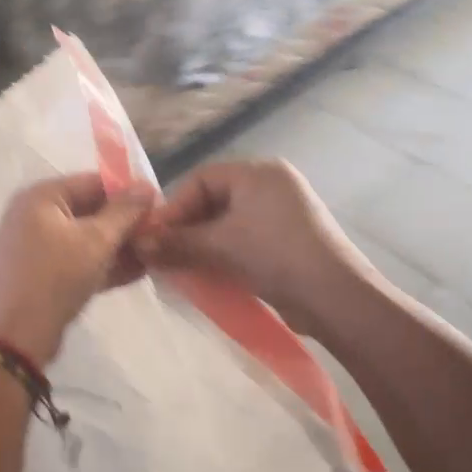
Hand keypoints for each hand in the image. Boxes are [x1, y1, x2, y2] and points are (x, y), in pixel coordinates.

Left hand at [0, 173, 157, 366]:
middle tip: (161, 234)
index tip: (160, 207)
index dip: (128, 193)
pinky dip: (103, 264)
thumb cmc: (55, 277)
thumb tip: (146, 185)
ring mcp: (36, 246)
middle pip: (89, 210)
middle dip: (125, 223)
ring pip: (85, 238)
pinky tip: (138, 272)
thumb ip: (124, 212)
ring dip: (119, 247)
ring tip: (156, 255)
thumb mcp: (96, 241)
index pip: (93, 182)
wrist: (14, 337)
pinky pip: (77, 260)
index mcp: (41, 196)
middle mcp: (35, 214)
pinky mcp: (42, 274)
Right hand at [136, 159, 387, 342]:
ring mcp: (283, 214)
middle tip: (164, 254)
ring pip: (228, 224)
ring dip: (203, 245)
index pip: (201, 179)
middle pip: (214, 201)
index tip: (155, 236)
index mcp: (258, 172)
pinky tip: (209, 276)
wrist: (336, 298)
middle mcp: (272, 185)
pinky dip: (224, 255)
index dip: (175, 206)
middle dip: (187, 229)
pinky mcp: (289, 242)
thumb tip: (136, 245)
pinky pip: (245, 241)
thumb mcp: (220, 246)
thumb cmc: (275, 255)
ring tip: (182, 268)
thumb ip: (176, 243)